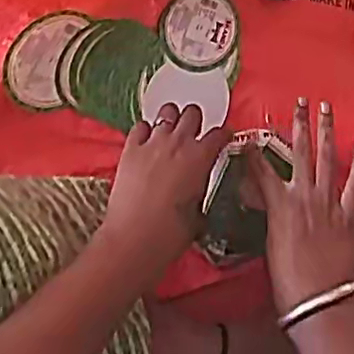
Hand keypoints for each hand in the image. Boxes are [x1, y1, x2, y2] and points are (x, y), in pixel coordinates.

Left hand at [102, 105, 227, 272]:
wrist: (132, 242)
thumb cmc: (170, 235)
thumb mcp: (199, 214)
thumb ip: (202, 191)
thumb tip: (199, 190)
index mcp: (201, 157)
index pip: (219, 133)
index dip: (223, 136)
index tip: (222, 140)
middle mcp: (179, 141)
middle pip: (192, 113)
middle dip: (195, 122)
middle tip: (192, 136)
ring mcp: (154, 142)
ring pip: (167, 111)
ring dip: (171, 120)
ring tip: (169, 134)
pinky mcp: (131, 148)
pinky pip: (140, 126)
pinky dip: (145, 131)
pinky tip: (146, 142)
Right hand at [252, 99, 353, 313]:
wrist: (319, 303)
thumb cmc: (289, 283)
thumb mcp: (272, 246)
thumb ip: (275, 219)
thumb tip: (274, 207)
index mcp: (280, 205)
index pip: (263, 171)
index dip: (255, 153)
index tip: (251, 136)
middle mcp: (304, 195)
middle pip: (300, 151)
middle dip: (300, 123)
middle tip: (301, 101)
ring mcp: (329, 201)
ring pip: (327, 157)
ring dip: (326, 130)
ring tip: (326, 107)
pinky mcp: (350, 212)